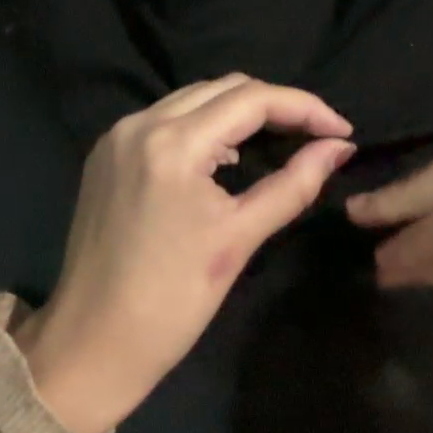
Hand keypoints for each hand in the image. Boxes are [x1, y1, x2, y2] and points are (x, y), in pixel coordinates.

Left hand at [14, 75, 355, 432]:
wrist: (91, 345)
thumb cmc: (172, 301)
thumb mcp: (240, 238)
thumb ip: (294, 183)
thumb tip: (339, 147)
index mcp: (173, 143)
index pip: (252, 99)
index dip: (304, 108)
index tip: (342, 130)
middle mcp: (141, 123)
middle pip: (223, 88)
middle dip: (275, 105)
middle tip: (315, 135)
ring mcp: (118, 135)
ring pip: (194, 97)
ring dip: (238, 112)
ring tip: (279, 141)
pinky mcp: (106, 152)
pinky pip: (167, 118)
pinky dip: (203, 125)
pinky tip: (224, 156)